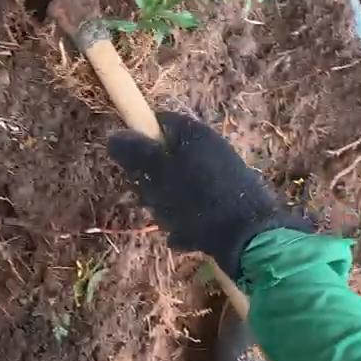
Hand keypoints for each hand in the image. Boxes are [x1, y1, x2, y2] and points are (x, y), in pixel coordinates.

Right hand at [108, 112, 310, 279]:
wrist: (247, 236)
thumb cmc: (197, 198)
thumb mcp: (158, 172)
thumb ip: (135, 153)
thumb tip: (114, 136)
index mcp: (193, 134)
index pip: (158, 123)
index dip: (139, 141)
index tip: (130, 164)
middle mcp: (209, 149)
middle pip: (166, 158)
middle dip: (152, 182)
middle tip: (149, 198)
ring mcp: (220, 176)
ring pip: (179, 186)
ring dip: (167, 206)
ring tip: (170, 222)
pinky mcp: (227, 202)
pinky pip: (196, 207)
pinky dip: (187, 222)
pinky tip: (186, 237)